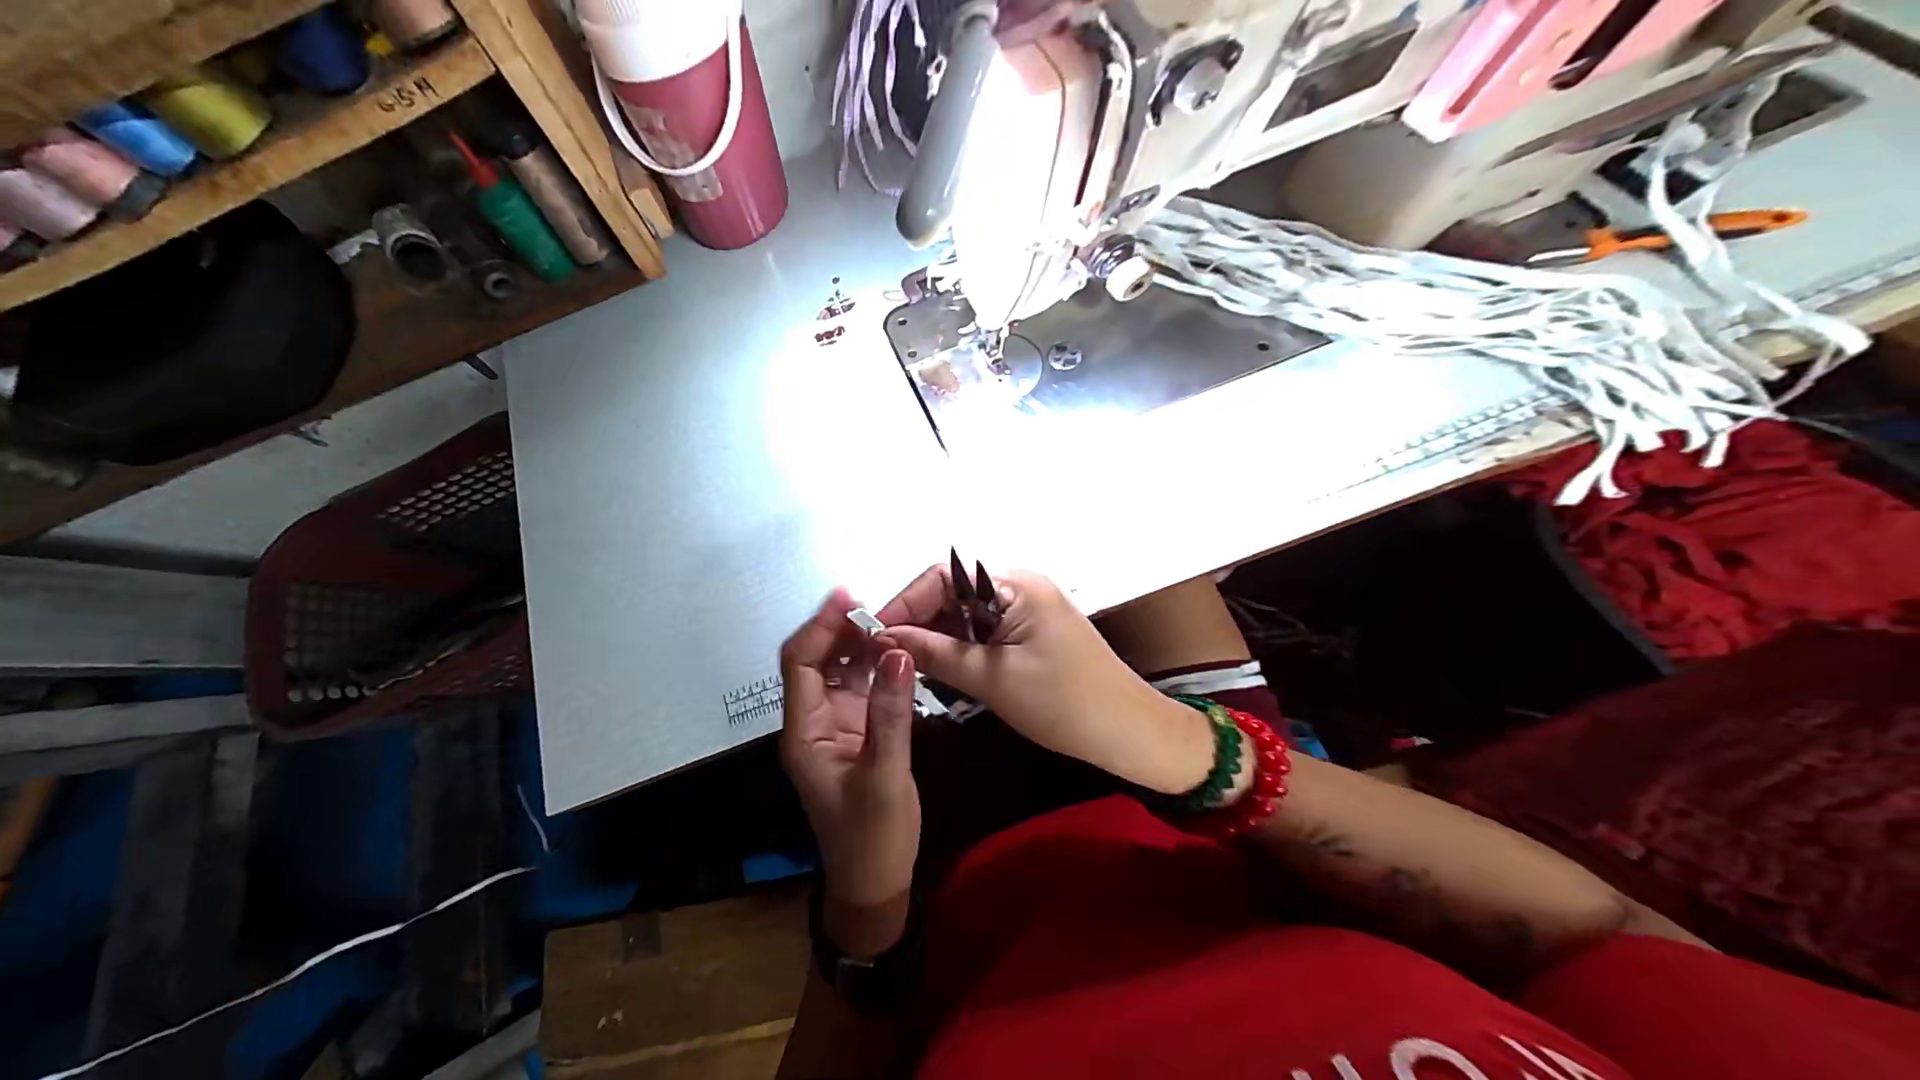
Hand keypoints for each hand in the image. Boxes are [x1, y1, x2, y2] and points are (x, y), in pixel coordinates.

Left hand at [779, 589, 920, 917]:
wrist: (876, 882)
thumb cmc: (872, 838)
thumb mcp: (884, 777)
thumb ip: (890, 715)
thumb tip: (898, 653)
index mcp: (805, 733)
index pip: (800, 665)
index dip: (819, 628)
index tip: (848, 598)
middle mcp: (814, 722)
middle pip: (816, 661)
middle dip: (839, 630)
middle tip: (875, 604)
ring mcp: (837, 725)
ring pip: (840, 671)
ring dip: (859, 644)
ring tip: (889, 619)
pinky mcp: (860, 731)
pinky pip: (862, 687)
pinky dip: (876, 665)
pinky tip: (896, 650)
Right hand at [874, 566, 1212, 794]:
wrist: (1127, 732)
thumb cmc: (1063, 704)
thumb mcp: (991, 679)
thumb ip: (934, 653)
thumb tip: (884, 637)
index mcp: (1016, 584)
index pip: (943, 577)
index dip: (905, 603)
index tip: (874, 635)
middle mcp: (1021, 584)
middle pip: (953, 591)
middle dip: (919, 619)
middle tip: (886, 653)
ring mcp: (1029, 606)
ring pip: (966, 612)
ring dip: (938, 634)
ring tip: (906, 661)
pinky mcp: (1032, 628)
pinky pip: (985, 627)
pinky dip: (961, 644)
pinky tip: (942, 665)